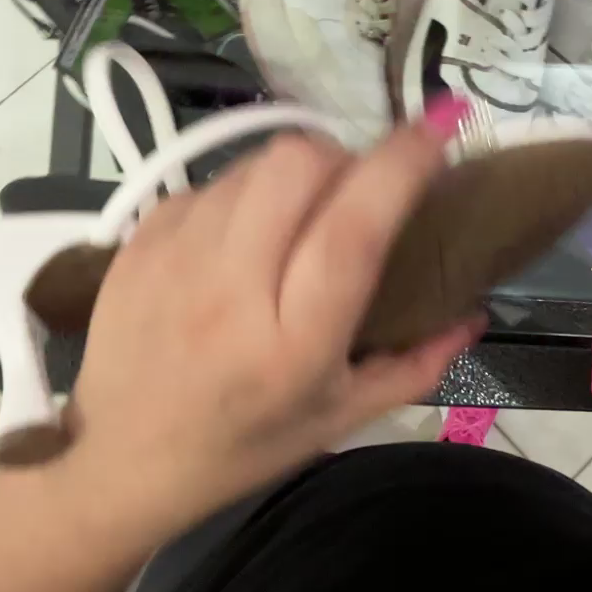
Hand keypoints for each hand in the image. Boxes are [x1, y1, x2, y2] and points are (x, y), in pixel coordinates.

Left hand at [59, 114, 482, 540]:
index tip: (436, 131)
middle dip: (345, 157)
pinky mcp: (139, 237)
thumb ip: (416, 366)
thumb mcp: (339, 420)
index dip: (399, 169)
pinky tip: (244, 238)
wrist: (119, 459)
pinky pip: (213, 181)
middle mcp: (230, 288)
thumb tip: (472, 314)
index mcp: (291, 342)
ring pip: (255, 162)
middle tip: (356, 191)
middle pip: (297, 165)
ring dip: (296, 175)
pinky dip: (246, 193)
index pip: (352, 231)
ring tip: (299, 218)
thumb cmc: (242, 447)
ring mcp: (175, 254)